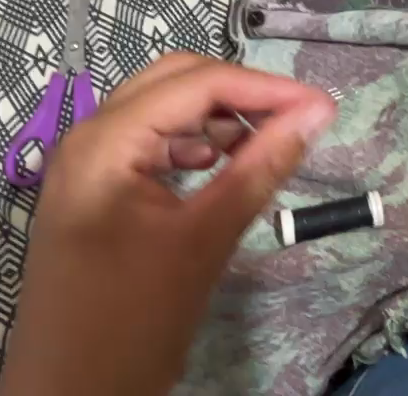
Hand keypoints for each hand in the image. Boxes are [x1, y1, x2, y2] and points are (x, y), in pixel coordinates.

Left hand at [0, 53, 337, 394]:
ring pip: (161, 107)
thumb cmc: (130, 326)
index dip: (265, 88)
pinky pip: (148, 142)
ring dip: (214, 116)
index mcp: (106, 140)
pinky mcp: (93, 189)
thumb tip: (316, 113)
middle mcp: (90, 136)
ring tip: (261, 142)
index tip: (321, 106)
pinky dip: (190, 143)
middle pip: (175, 81)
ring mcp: (86, 163)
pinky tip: (218, 164)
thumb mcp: (203, 242)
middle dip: (238, 92)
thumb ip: (260, 167)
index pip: (197, 83)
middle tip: (292, 117)